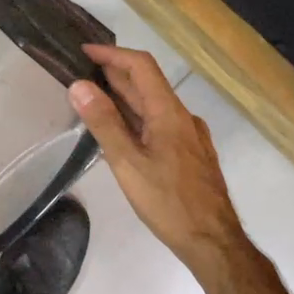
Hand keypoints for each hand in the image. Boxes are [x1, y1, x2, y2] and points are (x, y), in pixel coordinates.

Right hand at [69, 44, 242, 273]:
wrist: (213, 242)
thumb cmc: (168, 203)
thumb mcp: (128, 164)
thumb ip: (104, 123)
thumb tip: (79, 85)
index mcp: (169, 113)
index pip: (141, 66)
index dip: (112, 54)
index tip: (84, 51)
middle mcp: (183, 117)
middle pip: (147, 84)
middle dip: (114, 74)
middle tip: (81, 74)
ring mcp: (190, 137)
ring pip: (154, 106)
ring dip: (125, 98)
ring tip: (94, 101)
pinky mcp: (191, 155)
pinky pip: (161, 124)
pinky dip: (138, 118)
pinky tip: (123, 135)